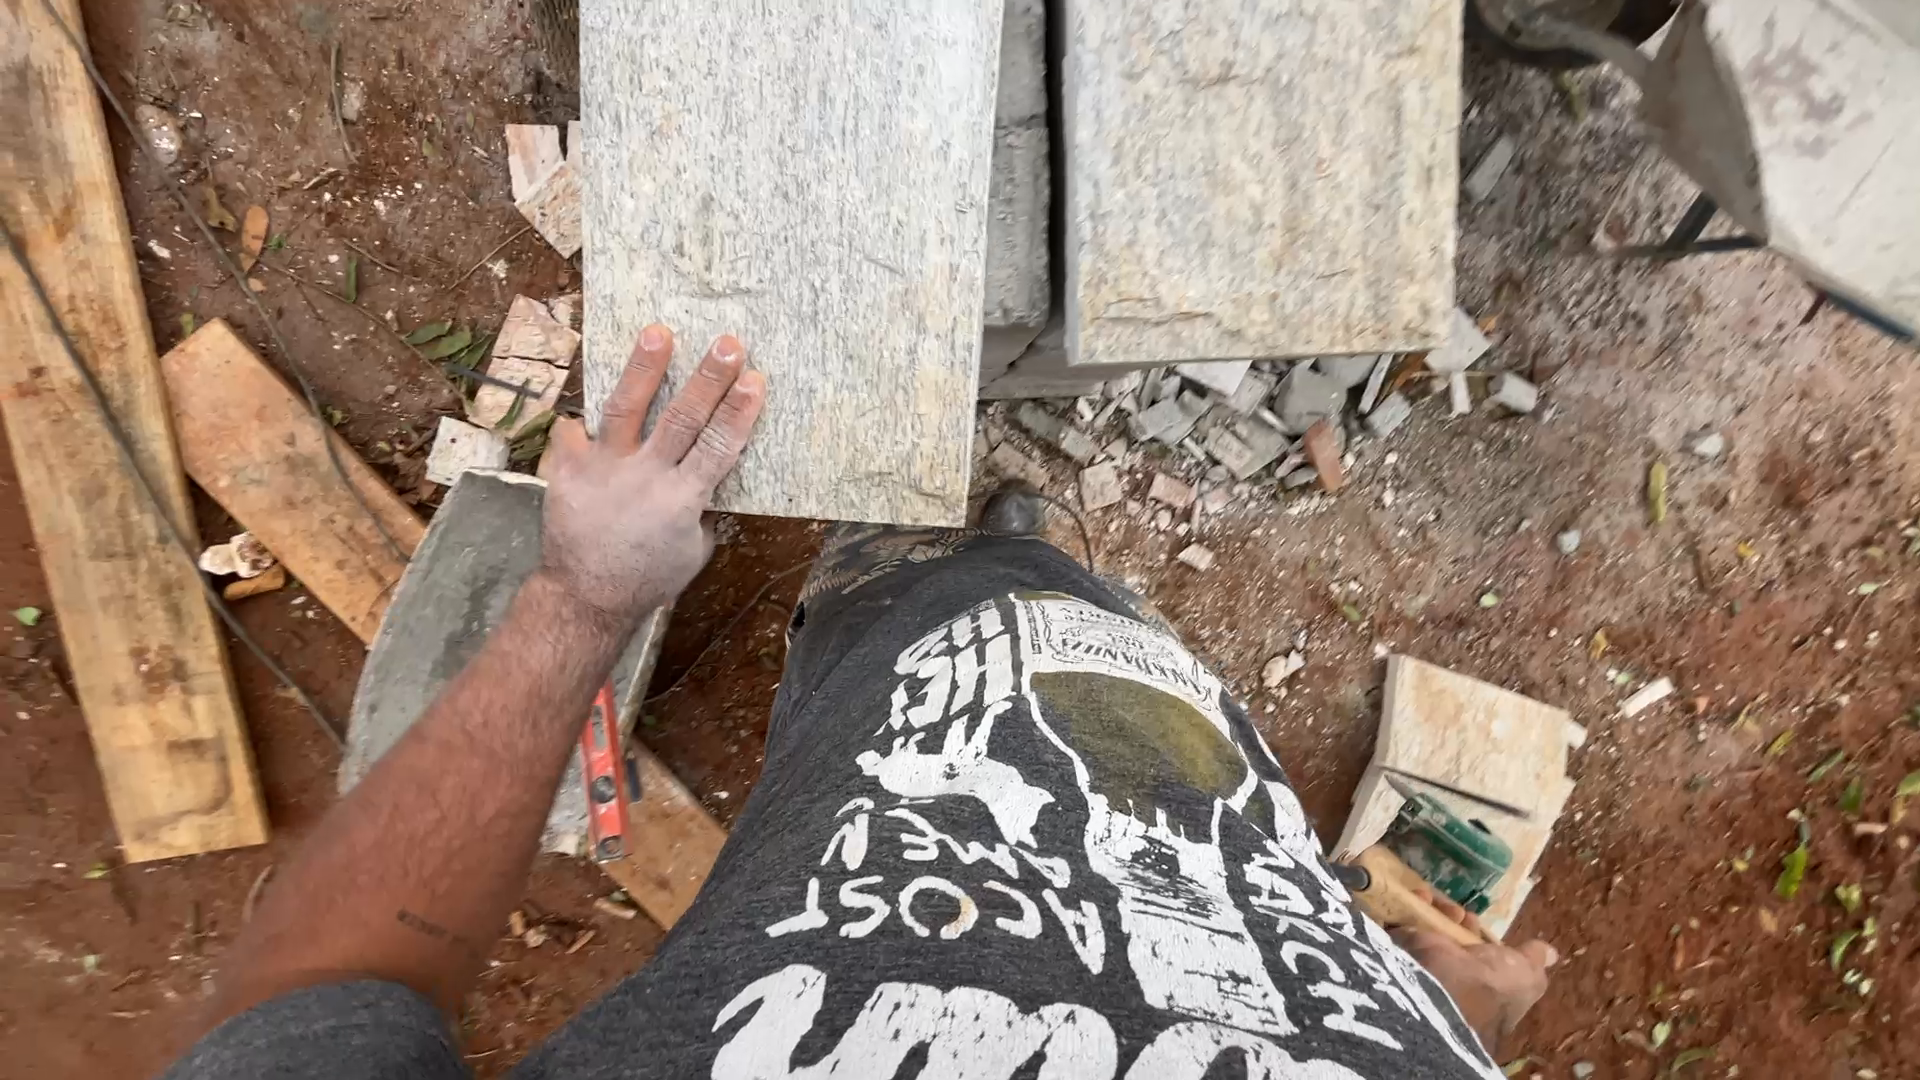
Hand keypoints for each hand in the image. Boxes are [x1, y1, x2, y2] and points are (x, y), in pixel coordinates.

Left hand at [536, 324, 766, 627]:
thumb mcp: (695, 547)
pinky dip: (582, 419)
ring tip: (657, 332)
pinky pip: (574, 432)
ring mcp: (603, 469)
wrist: (587, 596)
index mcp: (683, 500)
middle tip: (728, 343)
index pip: (718, 447)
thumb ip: (703, 505)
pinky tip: (585, 407)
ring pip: (625, 409)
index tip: (755, 379)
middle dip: (709, 378)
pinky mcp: (567, 469)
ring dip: (644, 368)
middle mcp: (645, 477)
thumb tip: (710, 471)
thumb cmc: (652, 576)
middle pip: (682, 418)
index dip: (738, 411)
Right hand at [1390, 893, 1555, 1054]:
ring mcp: (1426, 956)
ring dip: (1435, 908)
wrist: (1451, 985)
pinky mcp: (1401, 942)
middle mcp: (1453, 969)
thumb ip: (1533, 960)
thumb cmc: (1494, 982)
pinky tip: (1421, 894)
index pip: (1476, 951)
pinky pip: (1402, 917)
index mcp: (1481, 978)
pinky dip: (1412, 902)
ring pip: (1427, 924)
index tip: (1475, 920)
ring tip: (1441, 902)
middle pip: (1451, 935)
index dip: (1477, 933)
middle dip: (1456, 918)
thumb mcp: (1527, 974)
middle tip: (1459, 912)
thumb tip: (1550, 952)